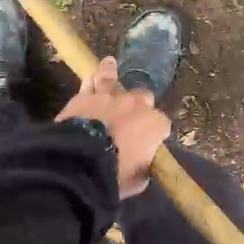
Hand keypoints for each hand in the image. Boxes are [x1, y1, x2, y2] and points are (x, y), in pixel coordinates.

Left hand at [55, 58, 169, 197]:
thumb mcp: (137, 180)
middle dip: (139, 105)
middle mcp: (136, 104)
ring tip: (110, 63)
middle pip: (144, 97)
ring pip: (113, 79)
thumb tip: (140, 164)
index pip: (162, 125)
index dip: (156, 133)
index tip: (149, 144)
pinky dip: (91, 82)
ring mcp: (110, 96)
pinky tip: (90, 78)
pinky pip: (90, 84)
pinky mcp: (86, 96)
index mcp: (155, 124)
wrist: (80, 162)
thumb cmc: (115, 175)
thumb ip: (142, 168)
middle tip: (130, 116)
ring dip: (112, 73)